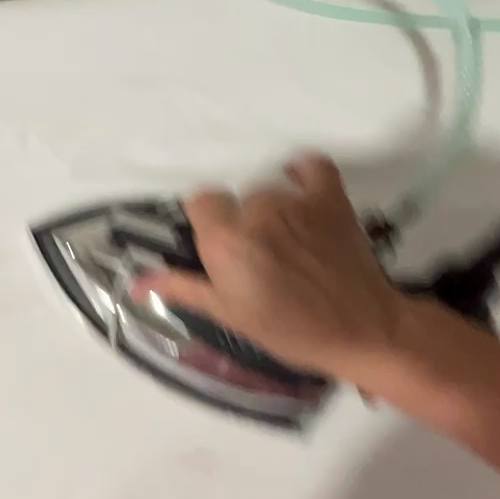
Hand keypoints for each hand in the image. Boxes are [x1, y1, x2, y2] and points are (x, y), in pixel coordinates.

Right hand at [141, 154, 414, 377]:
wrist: (364, 331)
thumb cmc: (287, 328)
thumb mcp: (227, 313)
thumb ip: (182, 288)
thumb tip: (136, 285)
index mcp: (226, 241)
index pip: (199, 201)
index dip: (206, 221)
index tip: (216, 245)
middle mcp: (257, 213)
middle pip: (235, 199)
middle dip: (239, 220)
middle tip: (255, 253)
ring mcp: (297, 203)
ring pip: (269, 189)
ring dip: (270, 208)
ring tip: (285, 237)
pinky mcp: (332, 200)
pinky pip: (312, 167)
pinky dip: (302, 172)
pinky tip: (299, 186)